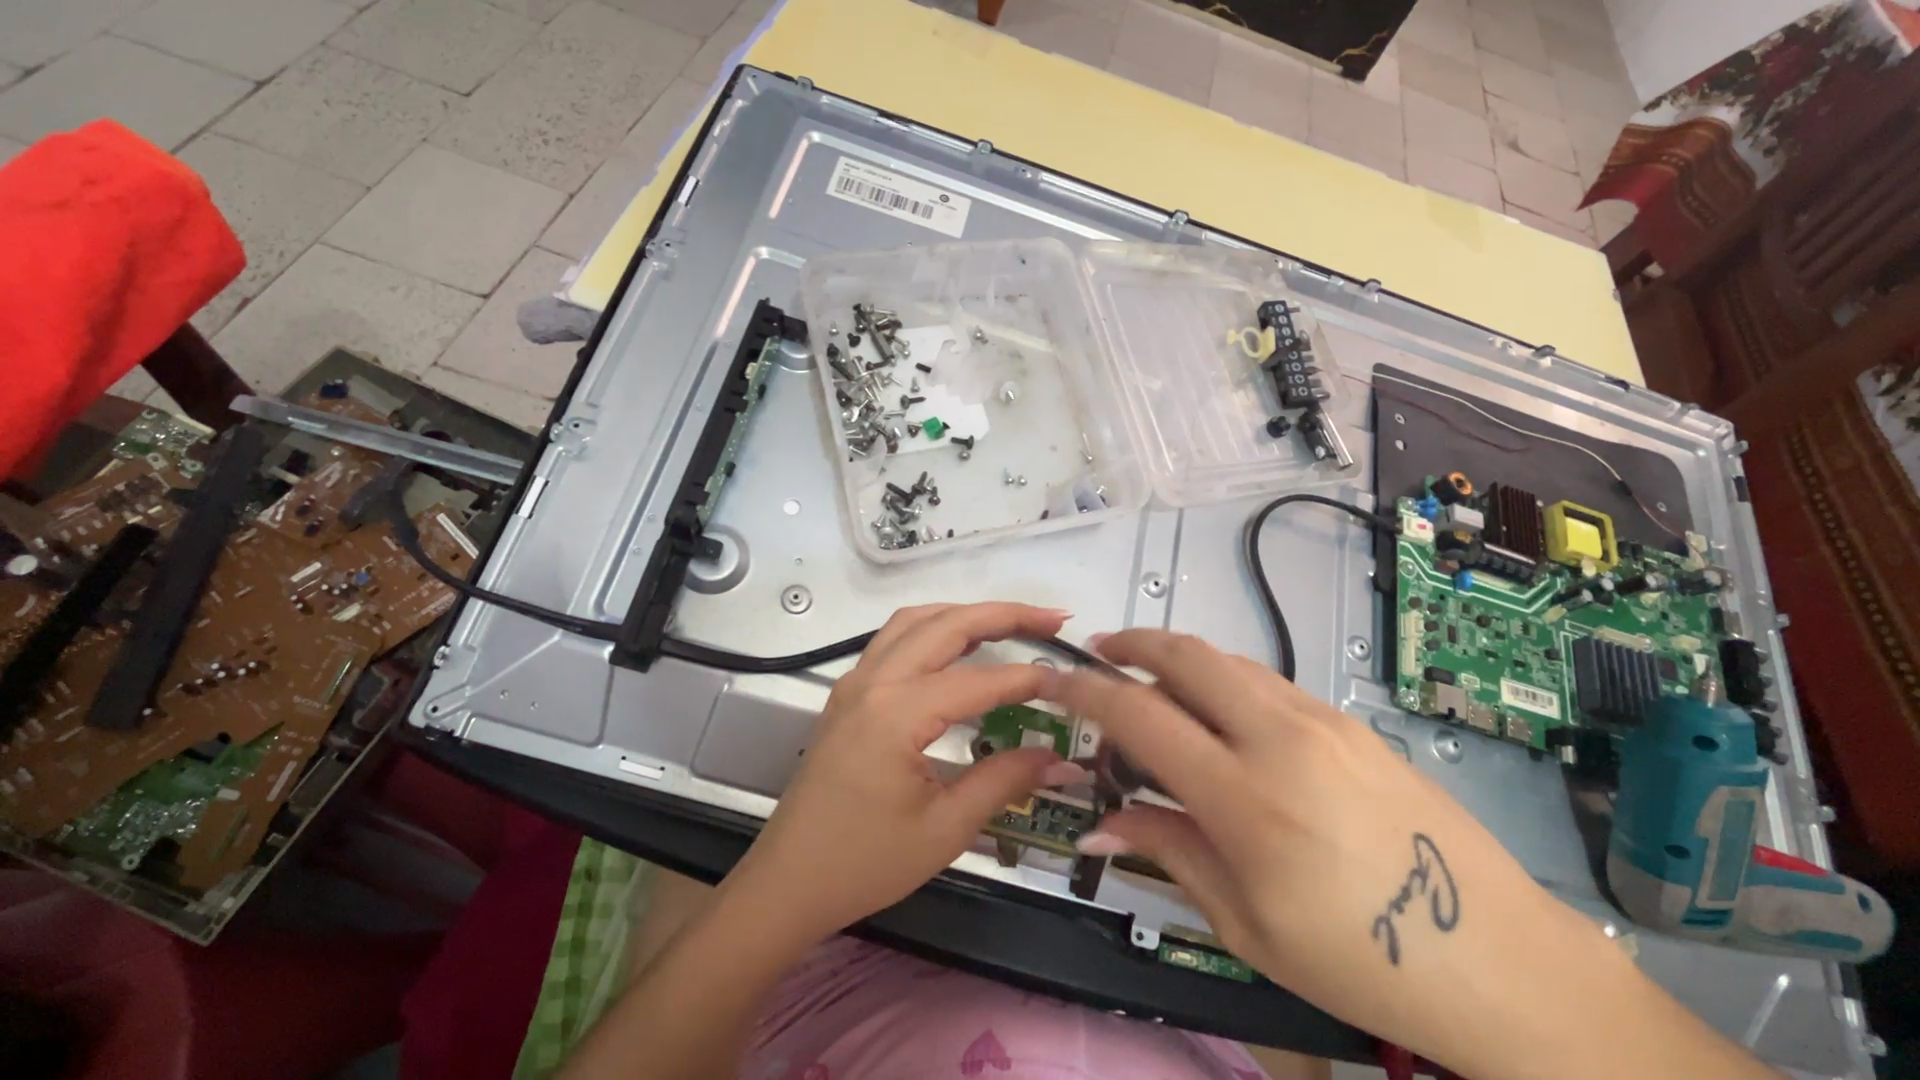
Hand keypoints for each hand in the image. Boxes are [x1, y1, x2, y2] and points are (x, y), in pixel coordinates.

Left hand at [719, 603, 1085, 945]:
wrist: (788, 883)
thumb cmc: (866, 863)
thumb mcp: (945, 828)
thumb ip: (1004, 781)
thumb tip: (1061, 759)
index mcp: (897, 712)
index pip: (979, 680)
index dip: (1029, 678)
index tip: (1072, 681)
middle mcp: (873, 682)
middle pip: (946, 624)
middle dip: (1003, 614)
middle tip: (1054, 621)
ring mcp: (854, 685)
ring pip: (914, 622)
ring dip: (965, 614)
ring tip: (1013, 625)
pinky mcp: (846, 697)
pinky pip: (893, 641)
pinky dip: (933, 630)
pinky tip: (959, 649)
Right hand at [1043, 631, 1764, 1079]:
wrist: (1495, 957)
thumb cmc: (1357, 961)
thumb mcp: (1244, 922)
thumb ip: (1169, 852)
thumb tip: (1101, 824)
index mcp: (1245, 797)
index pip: (1140, 716)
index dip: (1085, 693)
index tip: (1052, 682)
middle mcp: (1282, 737)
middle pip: (1187, 656)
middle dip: (1131, 644)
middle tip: (1096, 656)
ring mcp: (1325, 722)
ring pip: (1231, 661)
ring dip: (1179, 660)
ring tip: (1150, 688)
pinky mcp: (1354, 725)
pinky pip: (1270, 683)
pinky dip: (1226, 681)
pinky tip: (1218, 717)